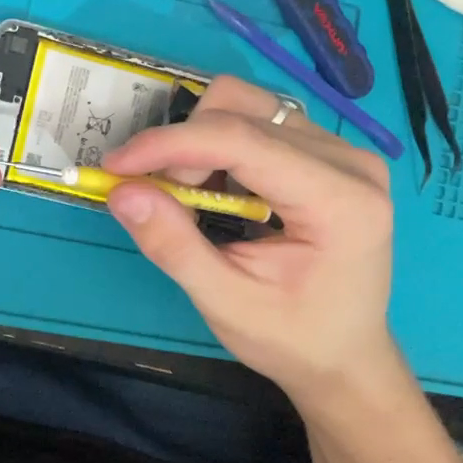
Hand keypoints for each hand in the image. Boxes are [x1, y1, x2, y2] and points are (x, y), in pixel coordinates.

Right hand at [100, 76, 398, 405]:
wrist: (344, 358)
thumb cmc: (290, 337)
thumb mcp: (224, 302)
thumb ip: (172, 244)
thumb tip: (120, 191)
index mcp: (340, 201)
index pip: (241, 141)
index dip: (170, 144)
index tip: (114, 166)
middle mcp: (347, 161)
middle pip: (239, 110)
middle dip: (183, 148)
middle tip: (166, 199)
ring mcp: (339, 150)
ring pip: (243, 104)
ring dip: (197, 142)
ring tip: (193, 195)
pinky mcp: (324, 149)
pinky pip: (253, 119)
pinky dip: (215, 145)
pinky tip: (217, 189)